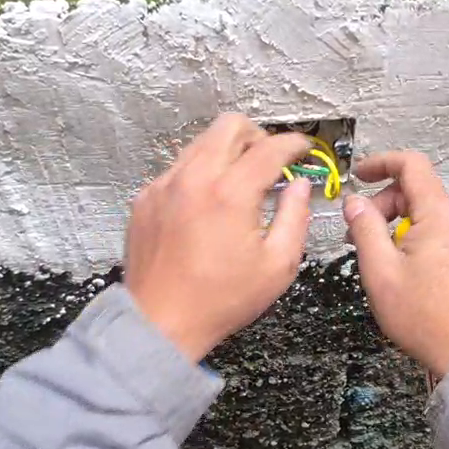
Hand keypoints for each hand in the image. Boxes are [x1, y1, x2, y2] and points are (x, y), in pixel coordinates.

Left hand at [125, 115, 315, 362]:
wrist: (160, 322)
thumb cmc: (219, 301)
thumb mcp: (276, 266)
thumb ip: (296, 218)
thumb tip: (299, 187)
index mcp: (229, 194)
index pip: (269, 148)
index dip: (293, 144)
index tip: (303, 148)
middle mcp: (193, 179)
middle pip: (229, 125)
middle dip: (256, 136)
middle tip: (269, 160)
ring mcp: (164, 186)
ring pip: (200, 143)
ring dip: (226, 152)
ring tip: (238, 183)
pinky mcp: (145, 199)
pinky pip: (177, 169)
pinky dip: (198, 175)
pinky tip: (206, 204)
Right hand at [341, 152, 448, 378]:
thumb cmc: (425, 317)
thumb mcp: (380, 270)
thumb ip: (364, 228)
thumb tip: (354, 202)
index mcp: (440, 215)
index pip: (411, 165)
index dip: (381, 163)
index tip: (360, 175)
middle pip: (416, 192)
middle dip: (383, 205)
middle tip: (358, 234)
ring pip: (427, 214)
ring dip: (398, 224)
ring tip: (379, 257)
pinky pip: (441, 232)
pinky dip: (416, 238)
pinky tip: (403, 267)